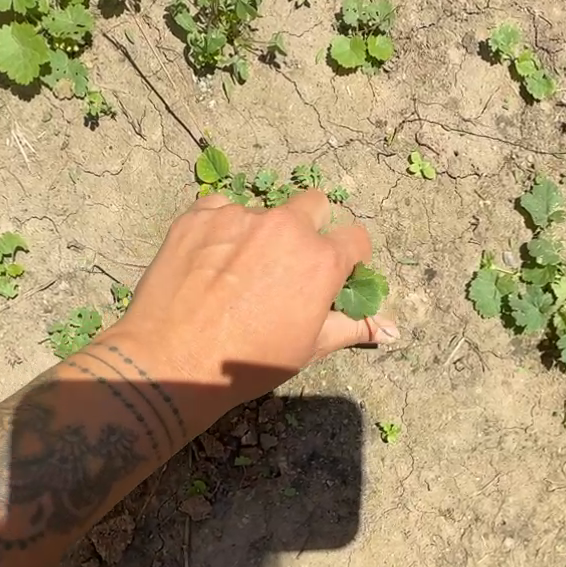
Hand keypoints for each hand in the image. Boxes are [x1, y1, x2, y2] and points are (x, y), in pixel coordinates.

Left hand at [101, 190, 398, 423]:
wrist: (175, 360)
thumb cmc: (250, 362)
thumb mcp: (309, 348)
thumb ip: (352, 328)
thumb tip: (391, 331)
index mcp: (320, 259)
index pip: (357, 237)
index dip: (352, 256)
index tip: (340, 271)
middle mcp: (284, 227)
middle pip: (315, 205)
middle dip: (313, 227)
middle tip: (293, 263)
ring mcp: (239, 216)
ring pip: (264, 211)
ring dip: (263, 232)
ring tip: (242, 270)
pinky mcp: (198, 215)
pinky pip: (221, 209)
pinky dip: (224, 229)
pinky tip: (213, 262)